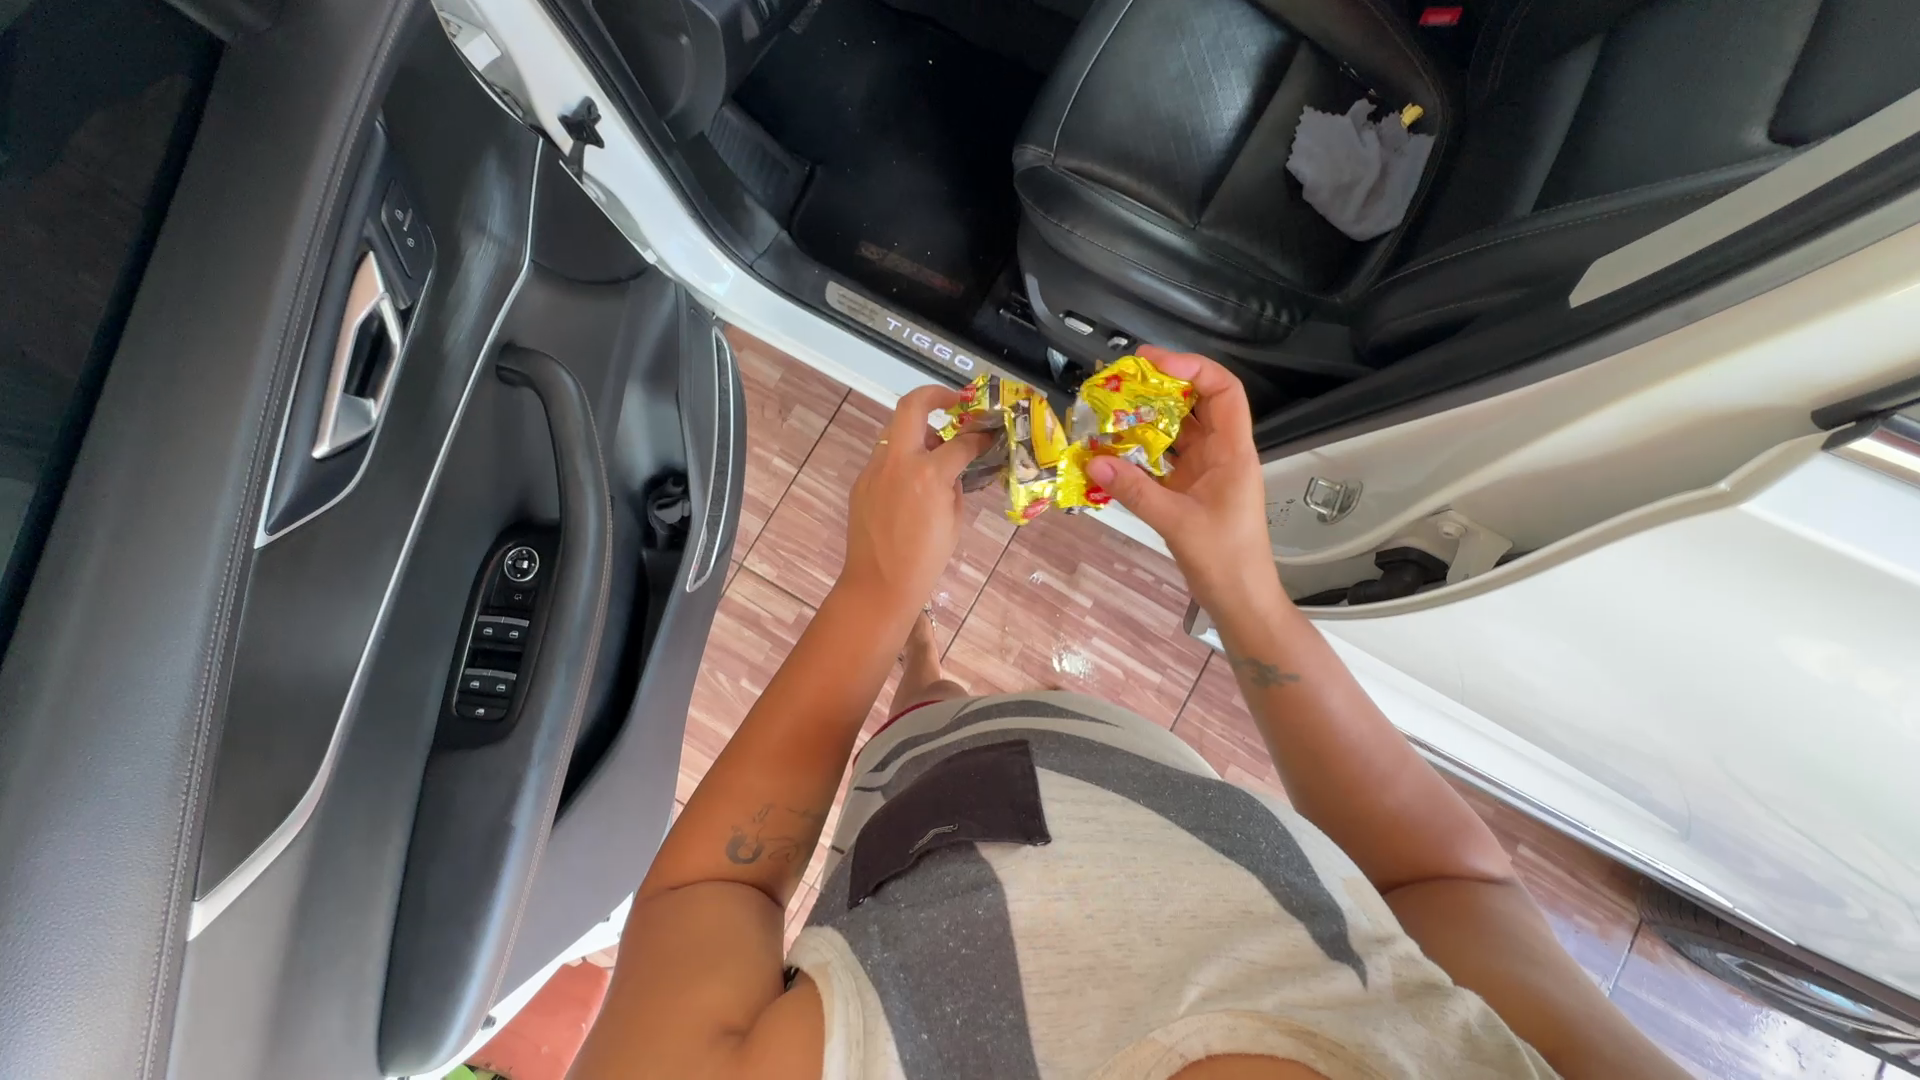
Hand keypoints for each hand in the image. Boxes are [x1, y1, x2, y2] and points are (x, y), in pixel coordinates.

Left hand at [841, 385, 994, 612]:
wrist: (879, 584)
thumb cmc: (925, 560)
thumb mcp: (954, 520)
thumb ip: (954, 484)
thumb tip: (955, 466)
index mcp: (928, 474)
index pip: (961, 442)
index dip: (979, 437)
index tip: (988, 435)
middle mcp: (898, 462)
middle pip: (912, 407)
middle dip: (935, 395)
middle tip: (955, 402)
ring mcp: (874, 469)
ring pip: (894, 431)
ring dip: (918, 431)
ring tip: (935, 451)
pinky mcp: (861, 482)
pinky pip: (885, 458)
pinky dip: (903, 458)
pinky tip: (913, 482)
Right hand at [1084, 346, 1285, 619]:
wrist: (1240, 600)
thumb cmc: (1224, 559)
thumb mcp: (1176, 522)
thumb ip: (1134, 491)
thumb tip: (1093, 461)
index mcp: (1233, 452)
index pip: (1223, 390)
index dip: (1191, 368)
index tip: (1151, 363)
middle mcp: (1221, 454)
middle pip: (1196, 404)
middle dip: (1159, 389)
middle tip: (1118, 384)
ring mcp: (1205, 472)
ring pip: (1177, 431)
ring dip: (1146, 421)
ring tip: (1108, 413)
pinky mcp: (1190, 490)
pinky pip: (1164, 460)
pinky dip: (1140, 453)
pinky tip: (1112, 452)